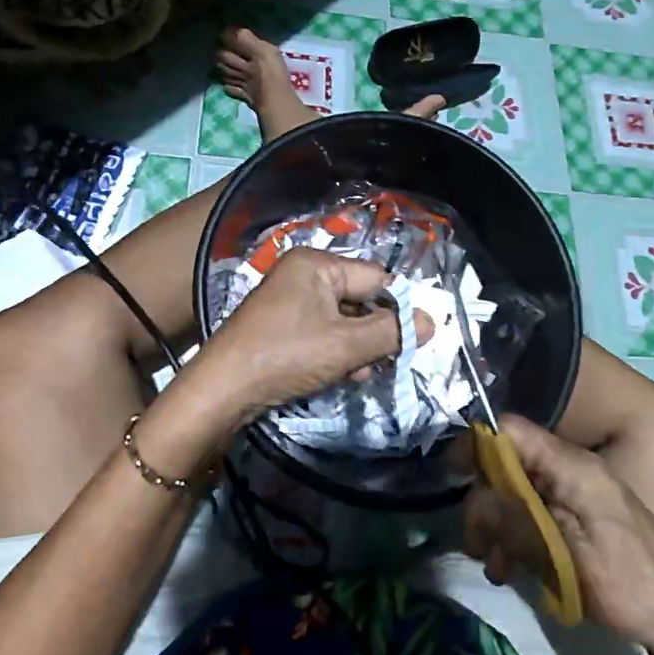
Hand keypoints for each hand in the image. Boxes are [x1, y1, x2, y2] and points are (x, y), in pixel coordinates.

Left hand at [193, 248, 425, 419]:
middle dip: (376, 331)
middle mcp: (303, 273)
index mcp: (317, 263)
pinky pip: (323, 330)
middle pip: (360, 297)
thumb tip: (431, 323)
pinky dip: (337, 350)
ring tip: (362, 372)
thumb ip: (392, 332)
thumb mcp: (346, 346)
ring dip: (358, 345)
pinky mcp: (282, 323)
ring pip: (344, 318)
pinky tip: (343, 373)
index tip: (414, 338)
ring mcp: (290, 298)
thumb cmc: (286, 356)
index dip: (398, 308)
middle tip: (386, 360)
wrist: (221, 391)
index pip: (376, 278)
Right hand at [462, 416, 653, 653]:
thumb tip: (475, 500)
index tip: (453, 477)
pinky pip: (540, 513)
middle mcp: (573, 469)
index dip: (477, 445)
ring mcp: (580, 493)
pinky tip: (513, 568)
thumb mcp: (564, 556)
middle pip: (511, 464)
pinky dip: (520, 536)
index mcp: (571, 466)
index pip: (511, 430)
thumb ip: (516, 522)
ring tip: (494, 566)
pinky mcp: (584, 517)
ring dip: (500, 524)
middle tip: (474, 544)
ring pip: (522, 492)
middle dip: (485, 501)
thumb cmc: (627, 583)